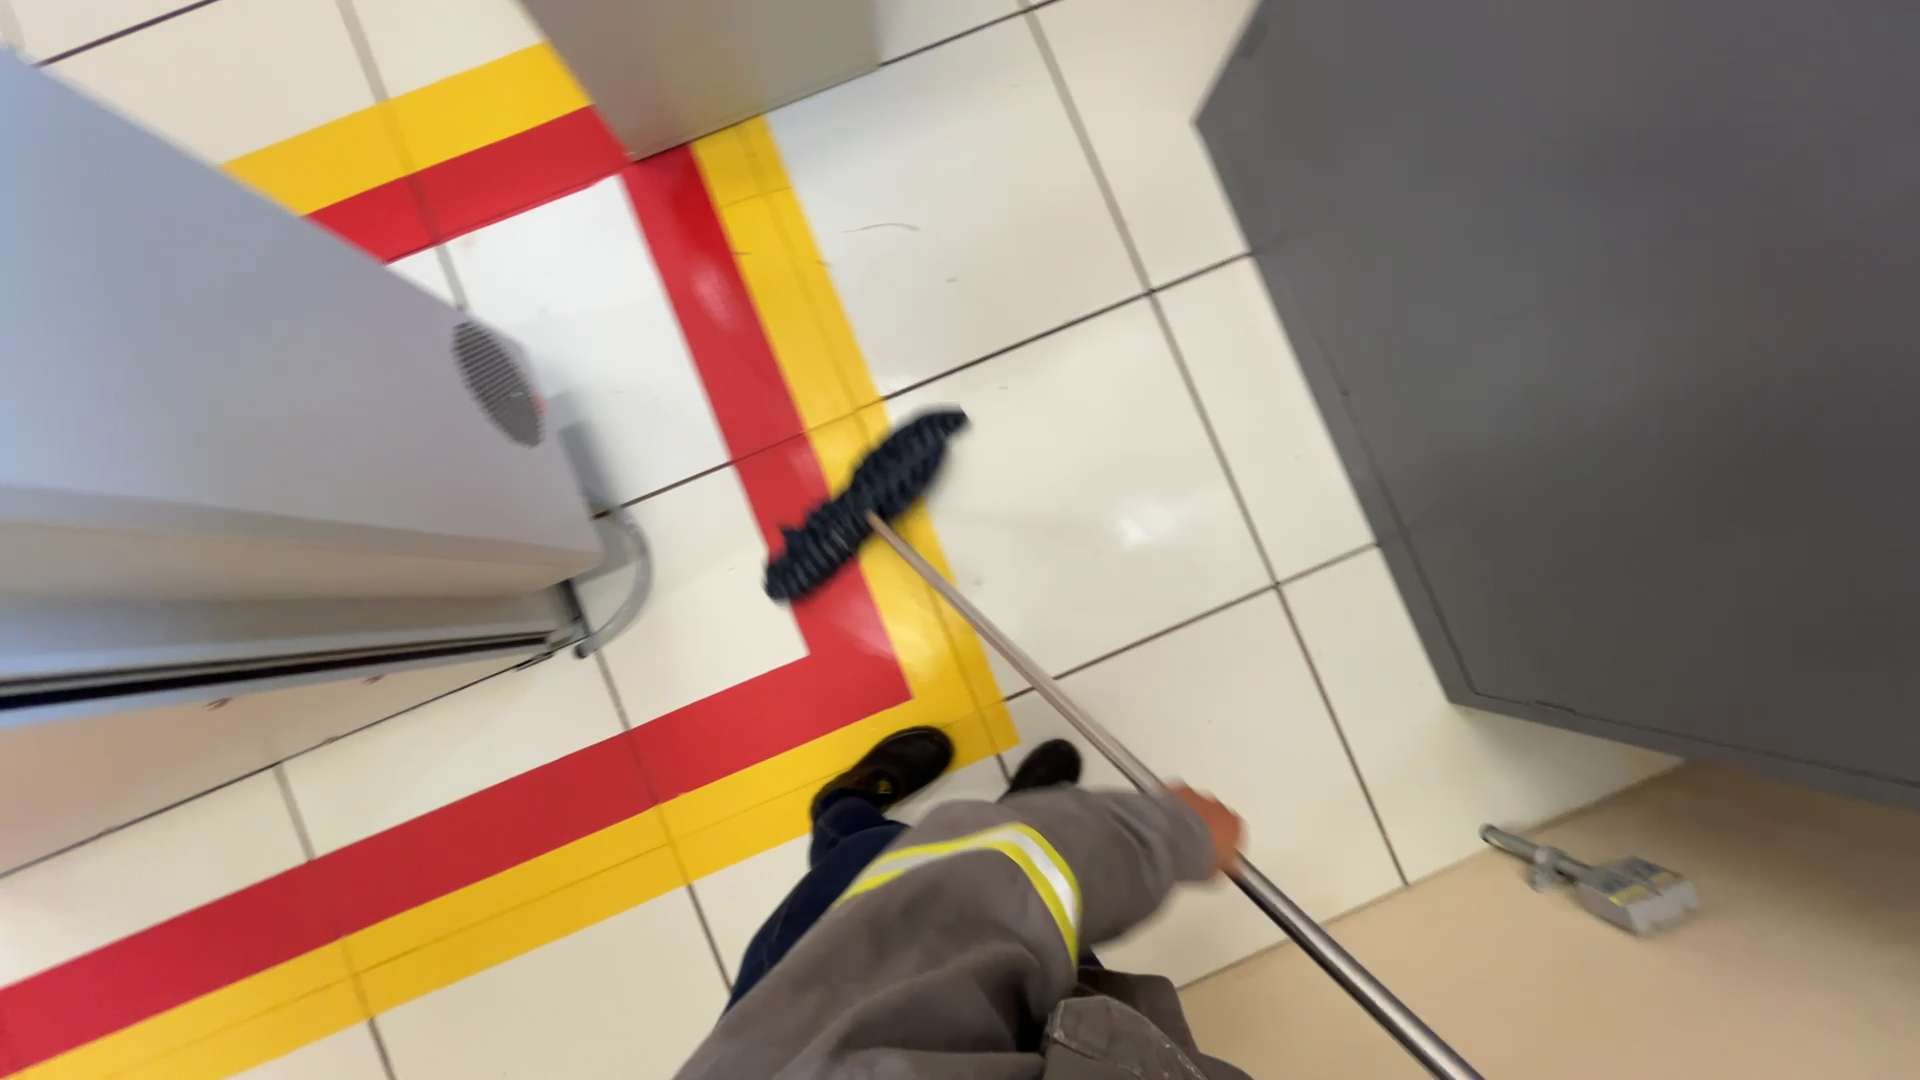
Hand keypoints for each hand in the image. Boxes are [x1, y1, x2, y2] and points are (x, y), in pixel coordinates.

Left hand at [1168, 785, 1242, 878]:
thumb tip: (1220, 864)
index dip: (1223, 841)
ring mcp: (1198, 796)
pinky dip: (1173, 804)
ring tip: (1176, 831)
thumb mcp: (1218, 872)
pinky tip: (1166, 818)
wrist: (1172, 842)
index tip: (1214, 850)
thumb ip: (1223, 863)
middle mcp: (1219, 807)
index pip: (1234, 832)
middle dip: (1206, 824)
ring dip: (1189, 814)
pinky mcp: (1178, 789)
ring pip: (1196, 804)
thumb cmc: (1198, 858)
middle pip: (1215, 814)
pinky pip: (1178, 796)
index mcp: (1234, 826)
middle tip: (1193, 840)